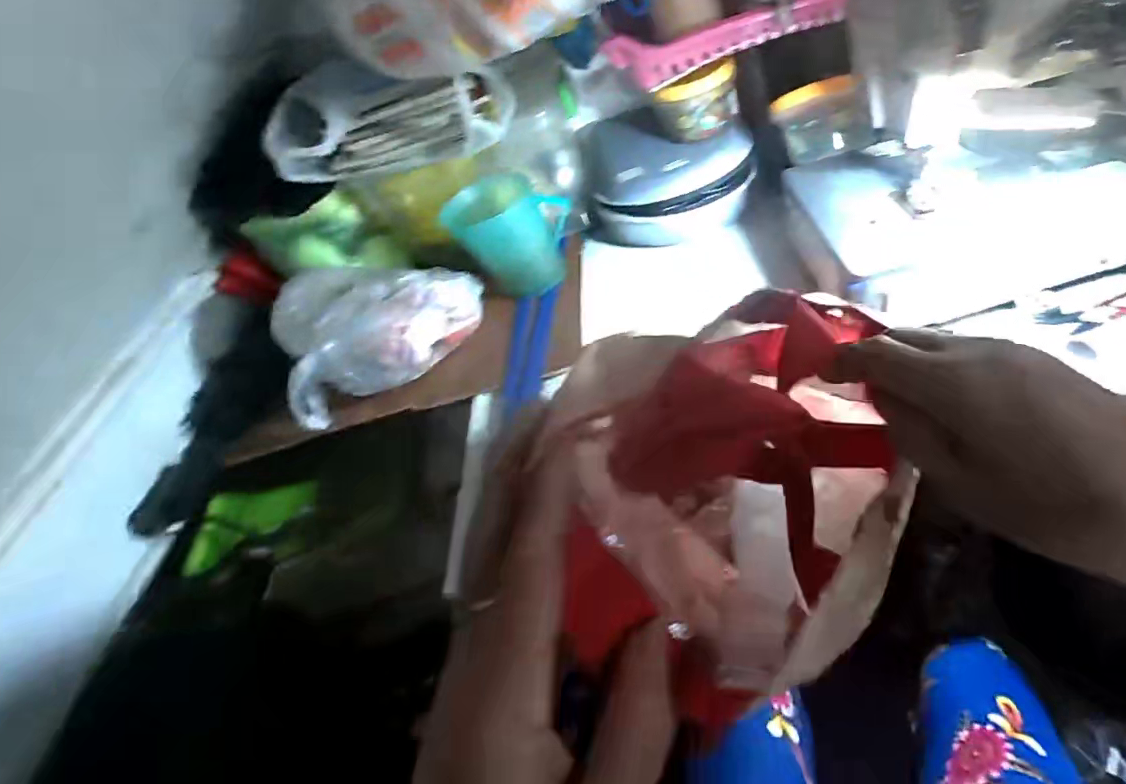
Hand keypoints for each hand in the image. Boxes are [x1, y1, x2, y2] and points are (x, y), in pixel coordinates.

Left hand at [413, 440, 674, 783]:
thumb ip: (636, 723)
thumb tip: (661, 620)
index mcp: (501, 689)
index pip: (527, 564)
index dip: (550, 487)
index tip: (577, 423)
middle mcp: (470, 663)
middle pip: (487, 546)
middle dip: (514, 467)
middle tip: (549, 403)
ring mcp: (465, 672)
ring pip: (485, 560)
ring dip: (514, 489)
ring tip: (550, 434)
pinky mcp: (474, 683)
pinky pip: (498, 585)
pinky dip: (520, 533)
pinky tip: (550, 516)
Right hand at [836, 330, 1125, 615]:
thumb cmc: (1062, 511)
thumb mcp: (971, 490)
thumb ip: (916, 436)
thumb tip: (883, 399)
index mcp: (955, 377)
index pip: (878, 350)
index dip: (841, 356)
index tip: (817, 373)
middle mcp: (981, 348)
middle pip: (910, 337)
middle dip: (876, 355)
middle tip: (855, 390)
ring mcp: (1018, 351)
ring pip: (944, 344)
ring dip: (914, 363)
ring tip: (902, 403)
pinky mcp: (1046, 363)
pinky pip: (976, 354)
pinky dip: (948, 371)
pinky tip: (957, 408)